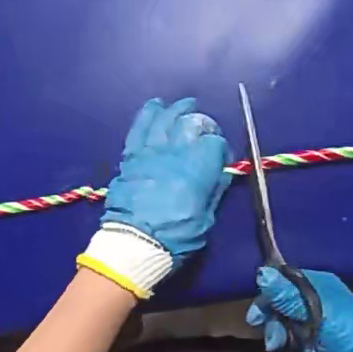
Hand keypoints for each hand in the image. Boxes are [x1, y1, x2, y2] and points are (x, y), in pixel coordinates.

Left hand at [101, 97, 230, 263]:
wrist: (133, 245)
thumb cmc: (174, 238)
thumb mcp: (205, 221)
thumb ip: (213, 192)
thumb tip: (220, 173)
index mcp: (197, 171)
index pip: (214, 143)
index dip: (221, 148)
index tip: (221, 158)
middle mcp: (174, 154)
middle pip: (191, 123)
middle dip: (202, 123)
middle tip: (205, 130)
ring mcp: (150, 152)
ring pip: (166, 118)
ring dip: (178, 110)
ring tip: (185, 106)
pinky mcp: (131, 156)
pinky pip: (140, 127)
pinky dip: (149, 114)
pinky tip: (156, 107)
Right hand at [246, 267, 352, 351]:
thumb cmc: (351, 340)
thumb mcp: (318, 315)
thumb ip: (288, 296)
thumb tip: (262, 274)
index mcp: (319, 287)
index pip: (283, 282)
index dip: (267, 298)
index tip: (255, 318)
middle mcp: (317, 302)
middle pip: (281, 306)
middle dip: (273, 323)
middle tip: (273, 342)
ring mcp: (318, 325)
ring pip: (286, 327)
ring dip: (281, 340)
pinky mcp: (320, 345)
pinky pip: (296, 345)